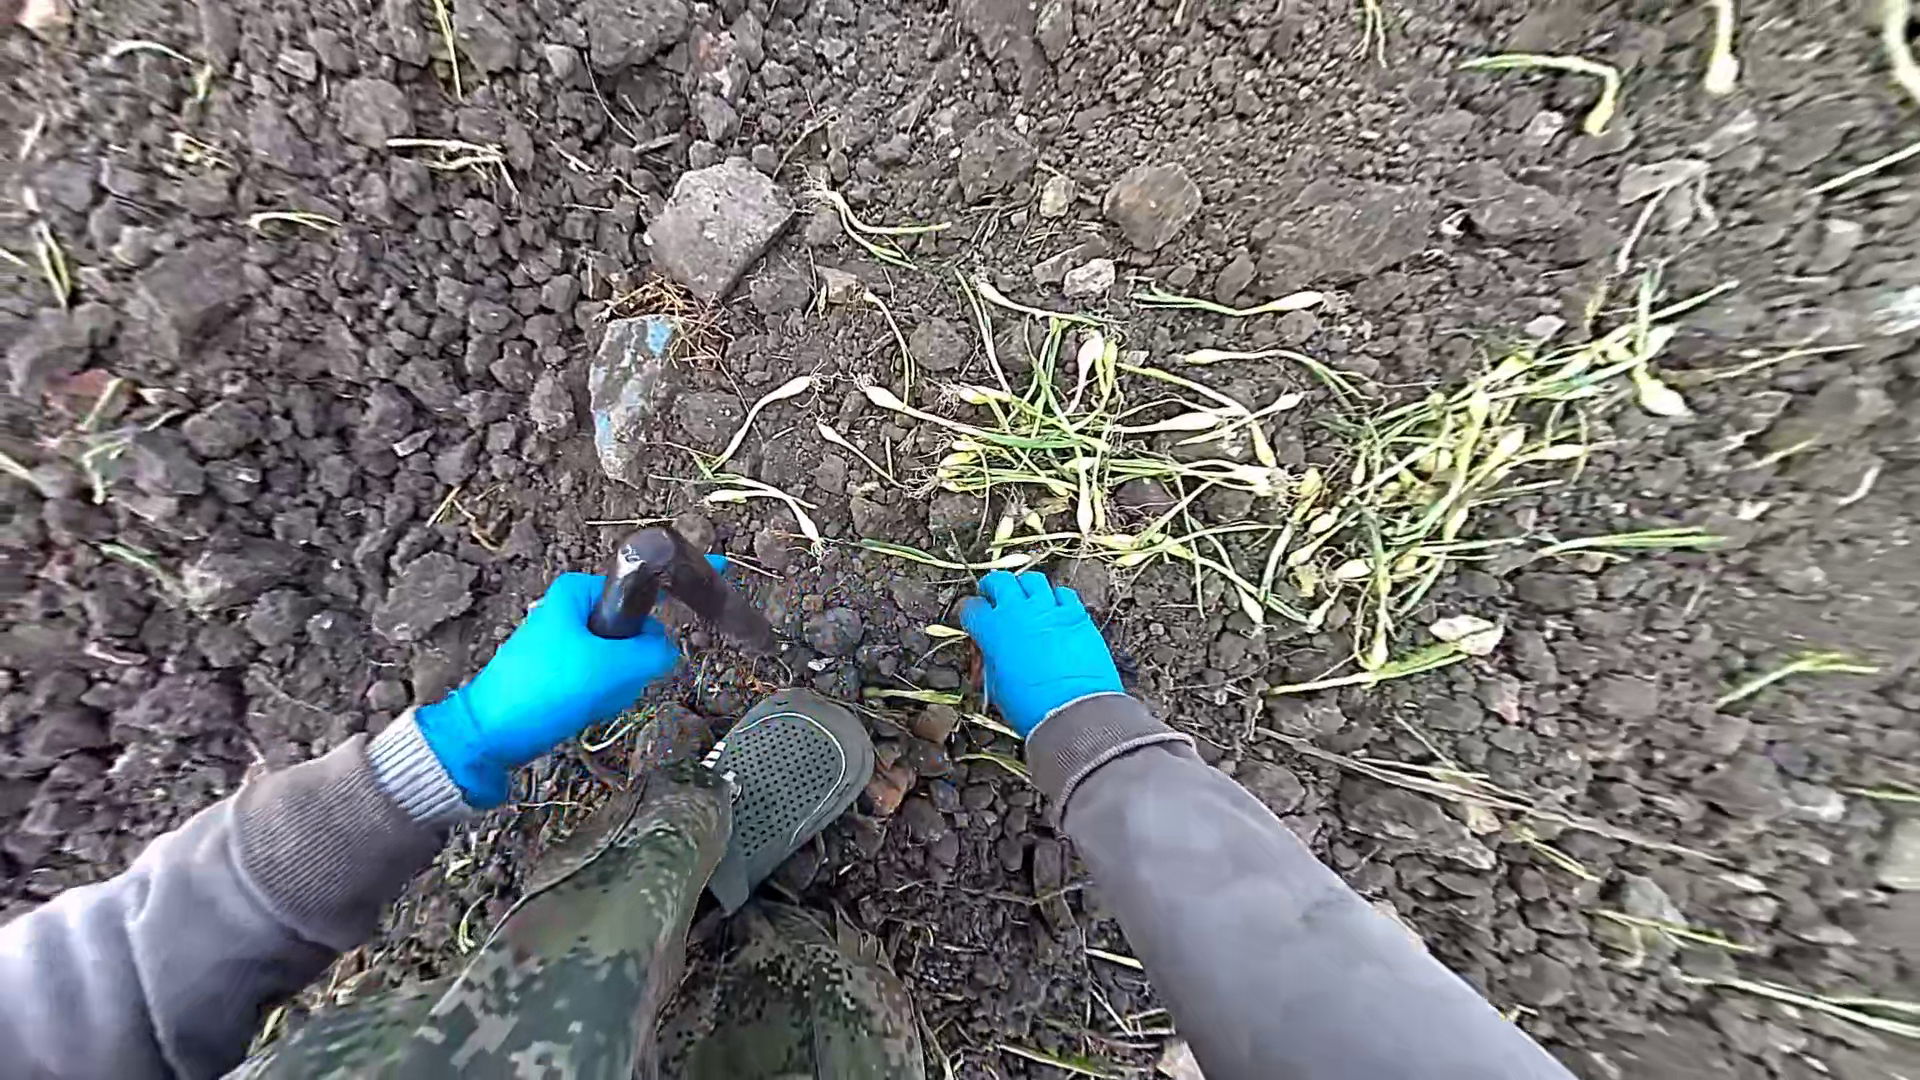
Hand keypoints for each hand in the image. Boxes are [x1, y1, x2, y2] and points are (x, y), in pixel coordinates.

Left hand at [417, 560, 723, 806]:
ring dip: (623, 679)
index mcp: (581, 590)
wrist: (486, 738)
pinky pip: (610, 671)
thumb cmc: (546, 689)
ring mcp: (573, 638)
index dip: (686, 578)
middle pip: (640, 625)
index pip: (647, 579)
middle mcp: (577, 607)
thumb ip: (657, 650)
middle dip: (639, 657)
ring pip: (628, 653)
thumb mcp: (613, 666)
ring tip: (597, 696)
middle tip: (621, 677)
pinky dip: (609, 690)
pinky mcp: (569, 666)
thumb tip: (666, 652)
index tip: (724, 569)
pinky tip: (591, 705)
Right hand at [959, 570, 1121, 737]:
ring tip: (1025, 596)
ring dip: (1024, 586)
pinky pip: (1063, 594)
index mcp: (992, 630)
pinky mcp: (1075, 615)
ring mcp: (1049, 609)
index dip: (971, 613)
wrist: (1074, 711)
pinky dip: (1056, 598)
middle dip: (993, 586)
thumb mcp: (998, 687)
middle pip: (1000, 581)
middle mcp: (1018, 612)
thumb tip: (991, 656)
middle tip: (993, 593)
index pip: (972, 608)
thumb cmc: (1033, 707)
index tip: (975, 618)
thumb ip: (991, 663)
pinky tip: (1055, 609)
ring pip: (1033, 579)